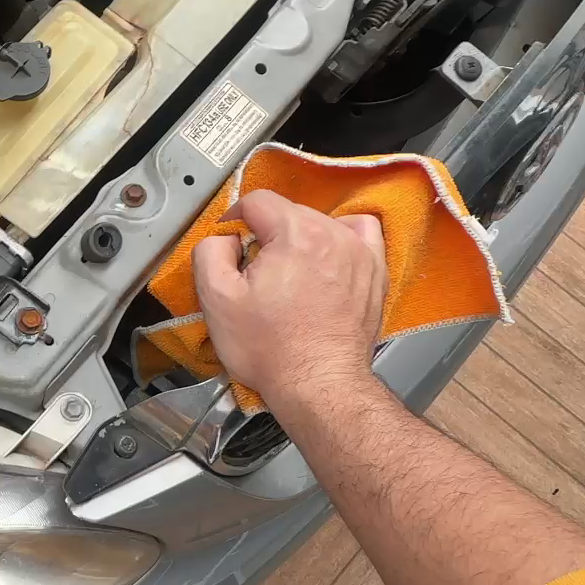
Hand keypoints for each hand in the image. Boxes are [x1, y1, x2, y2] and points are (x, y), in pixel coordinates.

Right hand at [192, 189, 386, 413]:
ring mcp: (360, 252)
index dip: (233, 219)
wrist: (316, 384)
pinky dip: (336, 239)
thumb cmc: (267, 347)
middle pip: (287, 211)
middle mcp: (333, 234)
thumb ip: (209, 251)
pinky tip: (322, 260)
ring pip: (318, 223)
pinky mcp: (375, 272)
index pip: (257, 200)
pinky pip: (357, 234)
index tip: (228, 244)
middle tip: (252, 271)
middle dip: (264, 233)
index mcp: (294, 234)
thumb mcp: (215, 298)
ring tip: (285, 274)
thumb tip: (225, 237)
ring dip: (296, 239)